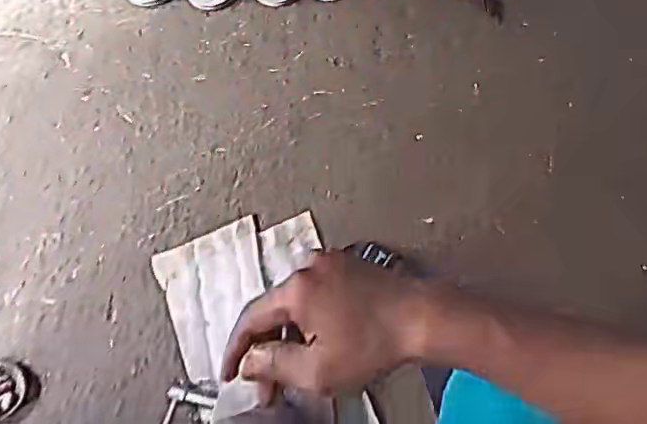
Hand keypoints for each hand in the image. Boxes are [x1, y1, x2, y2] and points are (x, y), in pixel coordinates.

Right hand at [221, 252, 434, 394]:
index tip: (230, 372)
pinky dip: (307, 318)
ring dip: (288, 335)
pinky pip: (314, 291)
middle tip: (266, 385)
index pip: (251, 316)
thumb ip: (275, 365)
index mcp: (298, 287)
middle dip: (265, 348)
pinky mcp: (346, 264)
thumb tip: (251, 360)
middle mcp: (310, 266)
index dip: (236, 349)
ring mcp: (330, 262)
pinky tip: (316, 342)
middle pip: (273, 308)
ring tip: (294, 369)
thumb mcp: (317, 369)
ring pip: (294, 301)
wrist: (417, 316)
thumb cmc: (374, 340)